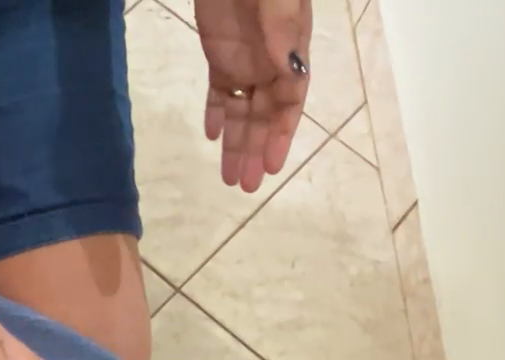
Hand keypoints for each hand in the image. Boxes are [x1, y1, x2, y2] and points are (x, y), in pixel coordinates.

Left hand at [195, 0, 311, 191]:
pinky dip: (217, 115)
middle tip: (247, 187)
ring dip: (237, 144)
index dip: (282, 133)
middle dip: (257, 150)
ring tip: (229, 179)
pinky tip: (212, 139)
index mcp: (290, 46)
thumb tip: (292, 69)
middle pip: (266, 114)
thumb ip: (282, 27)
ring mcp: (245, 58)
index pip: (290, 99)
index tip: (272, 164)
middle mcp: (270, 60)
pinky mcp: (219, 54)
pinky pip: (219, 92)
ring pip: (243, 110)